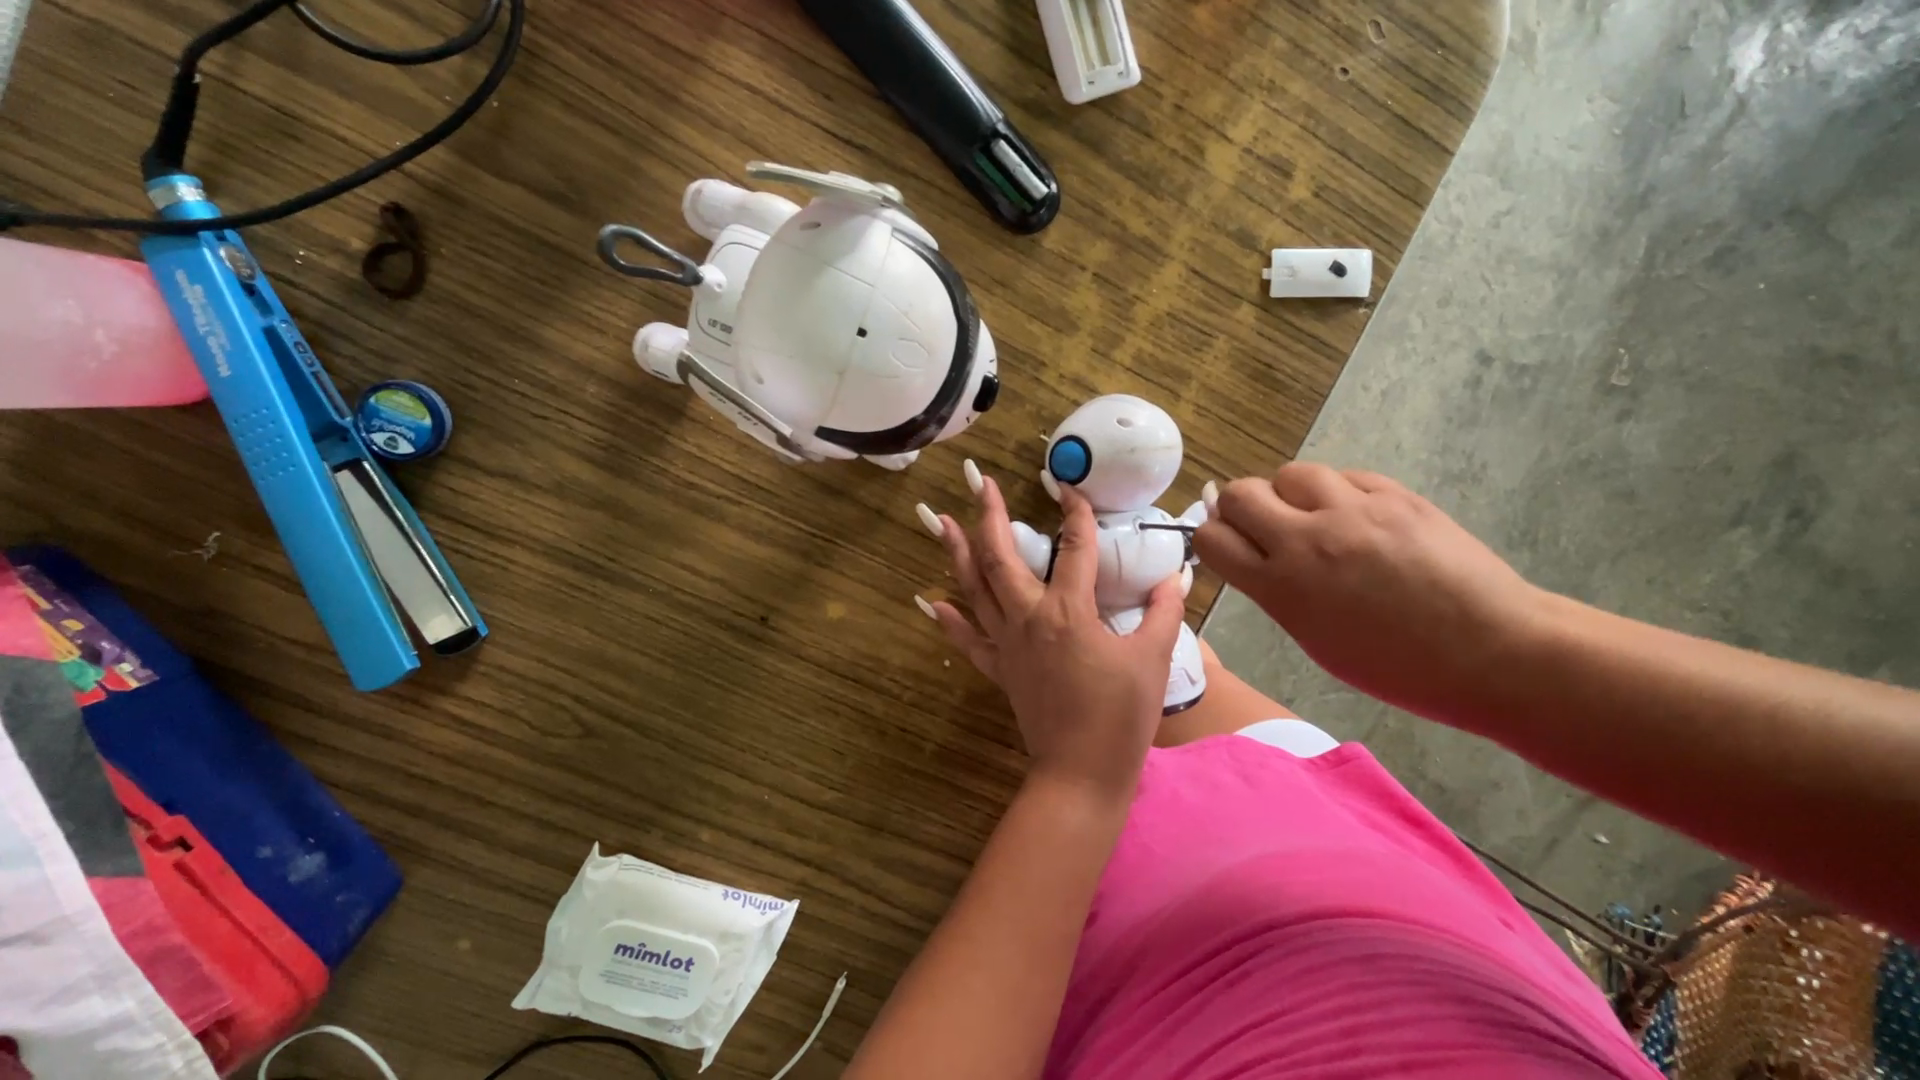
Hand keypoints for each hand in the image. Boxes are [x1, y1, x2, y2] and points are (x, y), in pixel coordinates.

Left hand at [917, 471, 1186, 797]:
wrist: (1082, 772)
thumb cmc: (1121, 716)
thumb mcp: (1152, 659)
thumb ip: (1163, 613)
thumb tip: (1175, 578)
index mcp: (1069, 610)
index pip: (1074, 548)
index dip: (1075, 513)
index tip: (1070, 488)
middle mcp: (1029, 618)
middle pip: (1001, 558)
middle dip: (989, 516)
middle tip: (979, 482)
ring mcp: (1008, 644)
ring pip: (975, 590)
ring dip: (958, 553)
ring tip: (944, 522)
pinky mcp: (1000, 670)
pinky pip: (969, 641)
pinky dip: (950, 621)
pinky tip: (933, 601)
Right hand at [1194, 463, 1547, 730]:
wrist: (1491, 649)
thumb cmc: (1397, 667)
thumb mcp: (1316, 640)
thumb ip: (1276, 591)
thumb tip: (1255, 558)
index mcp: (1281, 586)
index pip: (1212, 538)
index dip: (1211, 538)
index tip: (1225, 545)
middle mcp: (1307, 538)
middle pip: (1240, 493)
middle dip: (1240, 508)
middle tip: (1262, 526)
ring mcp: (1353, 509)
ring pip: (1292, 473)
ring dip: (1291, 494)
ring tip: (1314, 517)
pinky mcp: (1394, 493)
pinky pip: (1345, 477)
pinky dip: (1340, 493)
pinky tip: (1359, 517)